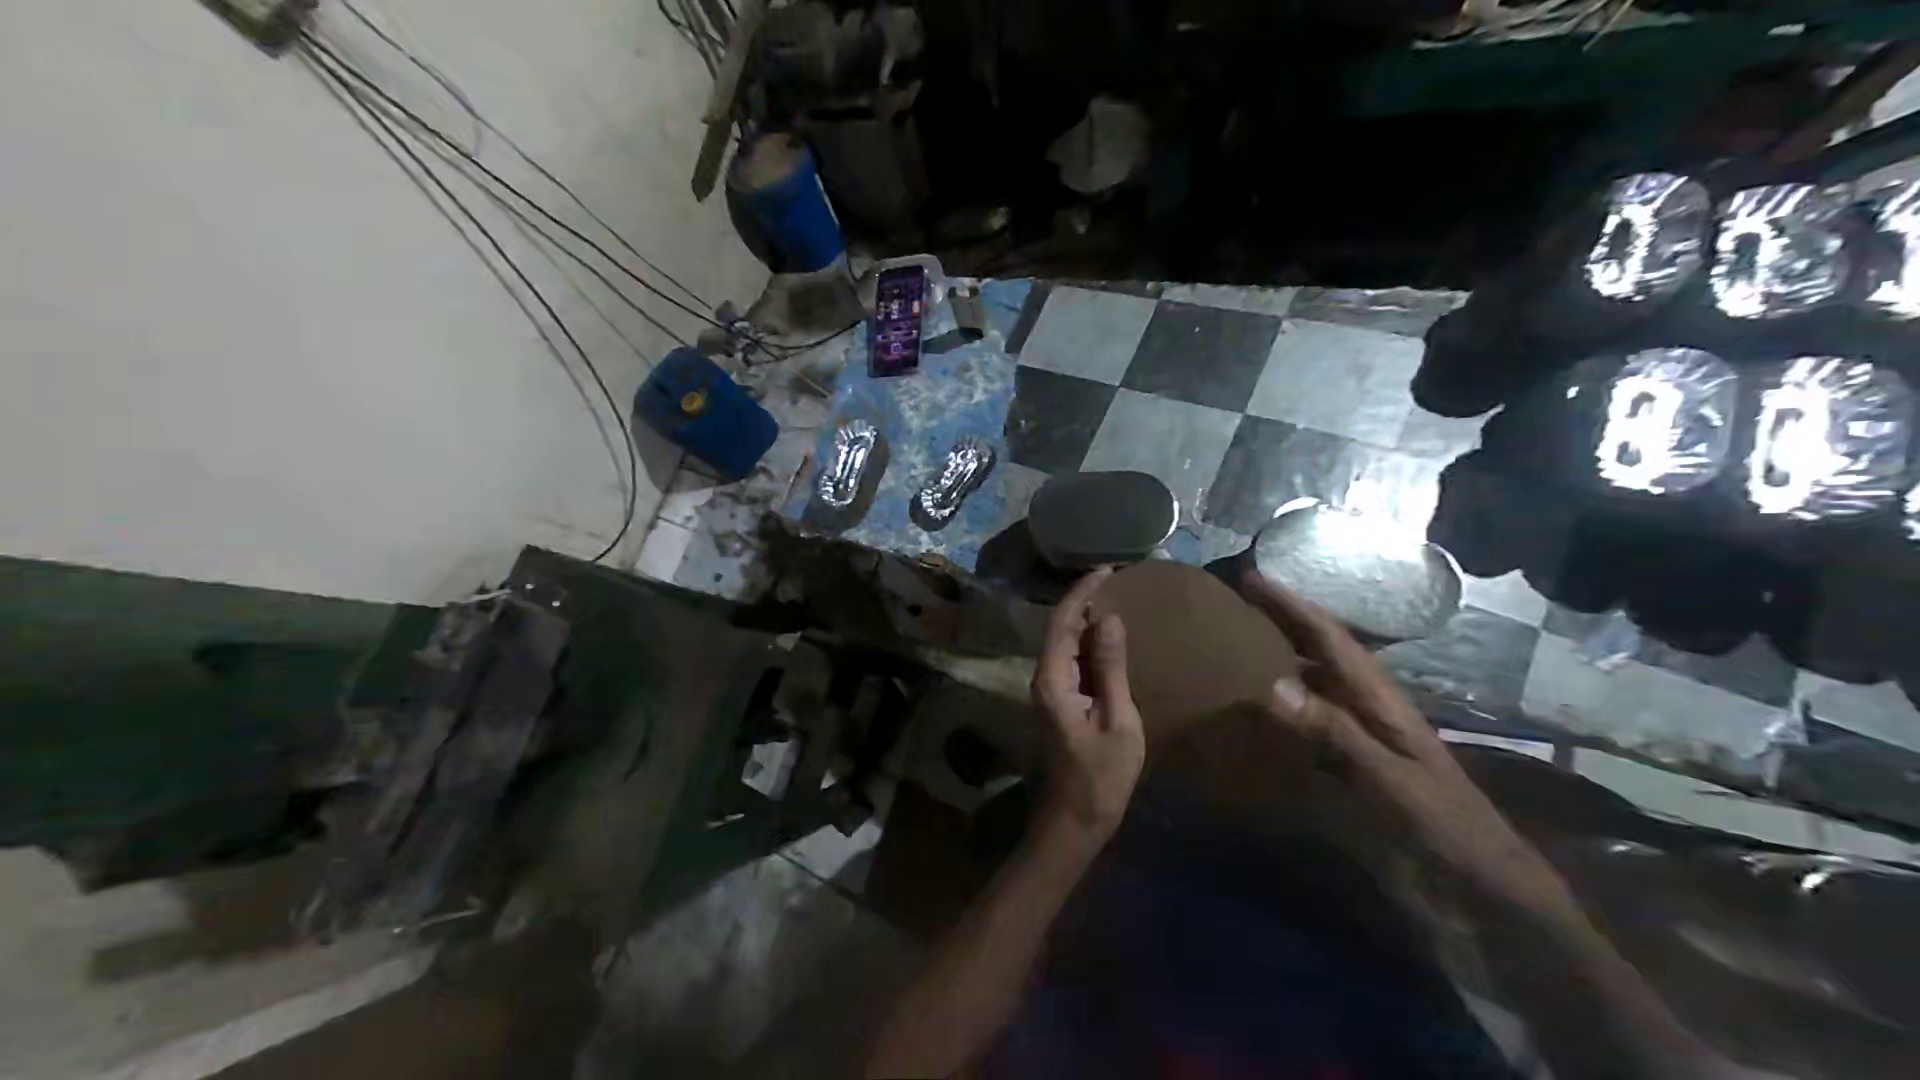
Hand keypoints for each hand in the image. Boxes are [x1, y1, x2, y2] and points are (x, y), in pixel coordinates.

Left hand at [1032, 567, 1145, 839]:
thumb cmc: (1101, 776)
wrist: (1074, 821)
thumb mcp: (1117, 721)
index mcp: (1053, 679)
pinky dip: (1090, 644)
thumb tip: (1110, 619)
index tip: (1106, 570)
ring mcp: (1049, 691)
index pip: (1062, 622)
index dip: (1082, 593)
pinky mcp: (1059, 701)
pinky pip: (1072, 661)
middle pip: (1060, 629)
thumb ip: (1111, 668)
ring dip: (1087, 621)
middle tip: (1117, 580)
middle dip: (1084, 601)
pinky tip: (1111, 640)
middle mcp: (1044, 678)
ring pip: (1064, 644)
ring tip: (1117, 600)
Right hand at [1239, 570, 1574, 913]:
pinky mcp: (1355, 759)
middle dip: (1282, 620)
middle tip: (1236, 602)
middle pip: (1320, 649)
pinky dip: (1283, 701)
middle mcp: (1368, 704)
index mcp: (1380, 697)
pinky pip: (1310, 716)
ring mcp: (1363, 732)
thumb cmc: (1444, 825)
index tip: (1253, 578)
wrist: (1487, 883)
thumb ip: (1334, 732)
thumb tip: (1271, 684)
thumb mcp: (1390, 779)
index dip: (1291, 605)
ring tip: (1238, 643)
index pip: (1329, 637)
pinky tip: (1260, 707)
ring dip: (1280, 655)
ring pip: (1315, 679)